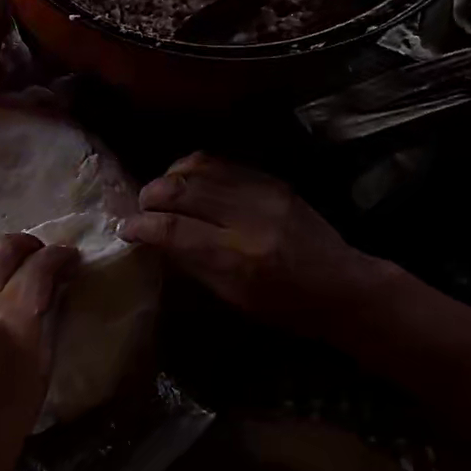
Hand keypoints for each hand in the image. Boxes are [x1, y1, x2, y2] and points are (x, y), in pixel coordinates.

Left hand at [0, 233, 77, 470]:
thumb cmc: (8, 421)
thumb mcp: (42, 369)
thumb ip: (48, 319)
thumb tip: (57, 285)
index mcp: (13, 320)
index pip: (41, 266)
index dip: (62, 256)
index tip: (72, 257)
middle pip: (7, 247)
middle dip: (32, 245)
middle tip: (46, 256)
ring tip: (15, 261)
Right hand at [120, 153, 385, 325]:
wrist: (344, 287)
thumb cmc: (285, 306)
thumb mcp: (231, 295)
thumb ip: (189, 261)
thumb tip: (151, 238)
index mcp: (237, 257)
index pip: (172, 229)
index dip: (140, 225)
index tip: (125, 229)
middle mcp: (248, 218)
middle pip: (179, 190)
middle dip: (149, 196)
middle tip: (140, 209)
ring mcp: (262, 193)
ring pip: (196, 168)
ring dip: (168, 178)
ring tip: (161, 193)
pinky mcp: (272, 180)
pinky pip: (220, 163)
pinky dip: (193, 170)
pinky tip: (187, 182)